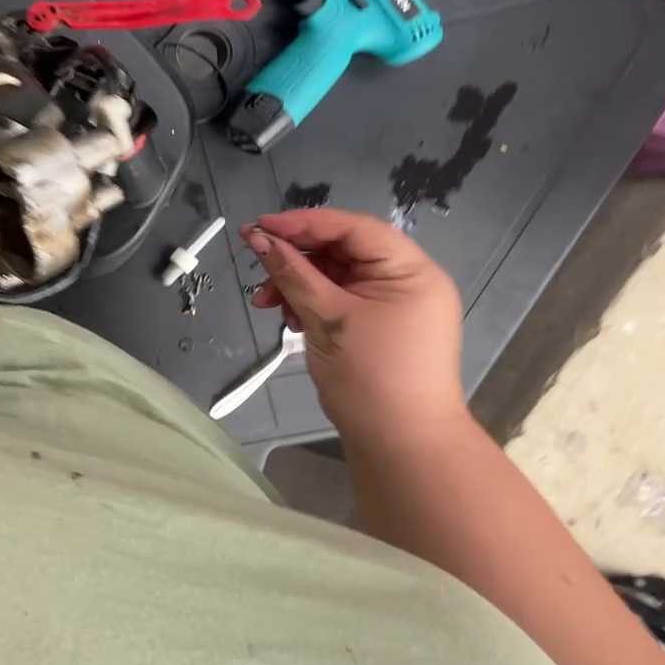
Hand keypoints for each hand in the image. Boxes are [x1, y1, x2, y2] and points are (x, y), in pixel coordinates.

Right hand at [242, 209, 465, 439]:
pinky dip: (307, 299)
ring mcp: (391, 302)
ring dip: (295, 280)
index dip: (303, 222)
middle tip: (255, 260)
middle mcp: (405, 280)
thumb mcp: (325, 316)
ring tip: (267, 302)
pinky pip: (336, 295)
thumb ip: (291, 272)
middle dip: (295, 255)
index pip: (353, 228)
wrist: (401, 441)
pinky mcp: (375, 321)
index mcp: (410, 271)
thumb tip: (256, 237)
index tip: (258, 227)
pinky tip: (287, 316)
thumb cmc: (371, 374)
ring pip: (333, 272)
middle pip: (341, 248)